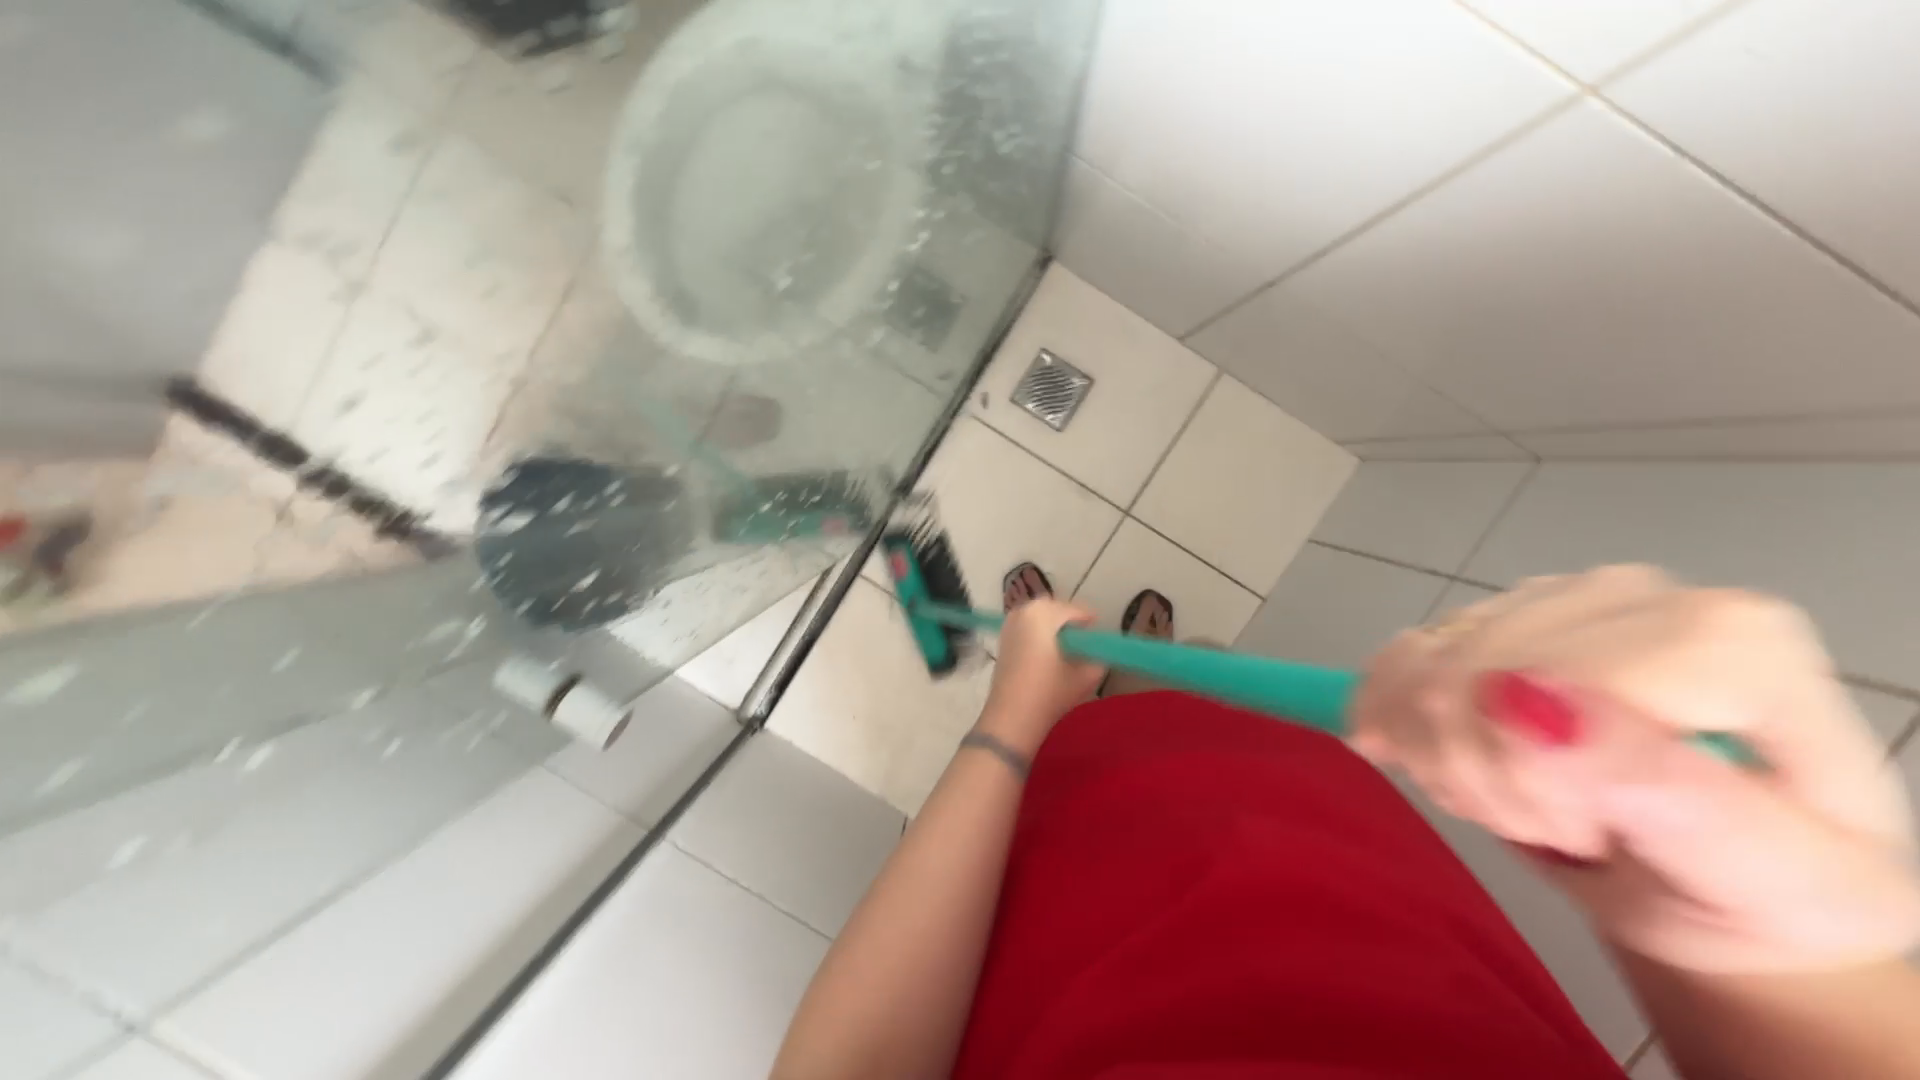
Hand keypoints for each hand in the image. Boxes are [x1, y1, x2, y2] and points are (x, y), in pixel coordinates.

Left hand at [977, 598, 1105, 756]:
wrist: (1012, 717)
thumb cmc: (1050, 692)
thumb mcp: (1087, 675)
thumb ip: (1099, 656)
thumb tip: (1098, 649)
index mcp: (1043, 613)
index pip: (1076, 610)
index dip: (1091, 623)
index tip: (1099, 639)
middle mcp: (1023, 611)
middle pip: (1056, 610)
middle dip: (1071, 622)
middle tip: (1084, 642)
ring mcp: (1009, 624)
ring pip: (1040, 617)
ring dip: (1054, 627)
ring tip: (1067, 648)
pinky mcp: (1002, 639)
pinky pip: (1027, 627)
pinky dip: (1039, 634)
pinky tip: (1048, 653)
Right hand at [1353, 564, 1919, 973]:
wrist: (1721, 885)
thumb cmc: (1768, 893)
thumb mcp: (1768, 878)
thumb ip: (1672, 794)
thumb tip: (1529, 705)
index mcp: (1727, 637)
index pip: (1554, 678)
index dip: (1531, 769)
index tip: (1583, 837)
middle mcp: (1632, 593)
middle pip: (1473, 672)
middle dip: (1484, 775)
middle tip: (1550, 832)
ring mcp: (1549, 598)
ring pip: (1422, 667)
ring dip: (1439, 759)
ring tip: (1508, 802)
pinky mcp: (1489, 618)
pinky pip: (1396, 657)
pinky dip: (1391, 722)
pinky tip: (1435, 760)